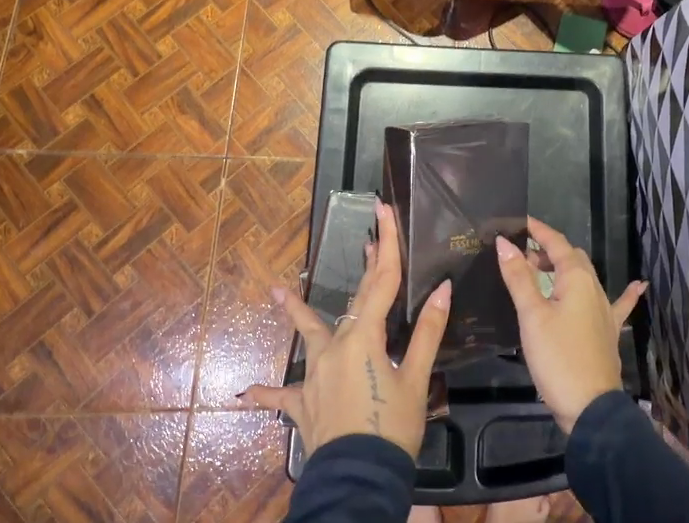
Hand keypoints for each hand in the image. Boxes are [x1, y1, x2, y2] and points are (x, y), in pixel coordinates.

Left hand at [243, 201, 449, 457]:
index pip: (381, 281)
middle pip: (354, 300)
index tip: (383, 211)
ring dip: (295, 313)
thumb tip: (441, 288)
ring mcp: (314, 376)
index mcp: (364, 338)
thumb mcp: (416, 379)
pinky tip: (247, 393)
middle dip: (364, 268)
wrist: (357, 478)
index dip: (386, 245)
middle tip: (369, 238)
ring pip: (307, 336)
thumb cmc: (391, 427)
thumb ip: (427, 332)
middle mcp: (335, 348)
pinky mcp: (303, 404)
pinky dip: (268, 393)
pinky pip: (282, 396)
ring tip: (276, 292)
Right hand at [494, 217, 646, 433]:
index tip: (519, 222)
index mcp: (577, 279)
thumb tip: (505, 242)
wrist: (590, 407)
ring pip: (586, 277)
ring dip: (565, 268)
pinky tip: (640, 285)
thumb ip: (519, 277)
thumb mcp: (532, 316)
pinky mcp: (608, 332)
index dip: (538, 231)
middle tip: (521, 254)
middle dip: (548, 250)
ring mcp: (605, 310)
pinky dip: (626, 292)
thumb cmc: (557, 357)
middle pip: (571, 258)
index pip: (557, 243)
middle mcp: (595, 288)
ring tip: (542, 268)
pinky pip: (619, 304)